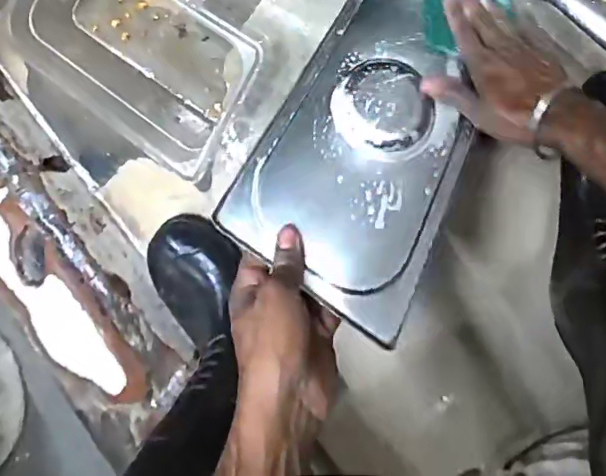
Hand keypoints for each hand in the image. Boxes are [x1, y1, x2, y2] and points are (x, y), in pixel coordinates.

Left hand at [224, 225, 338, 470]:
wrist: (292, 400)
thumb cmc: (272, 341)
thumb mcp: (275, 295)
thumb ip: (285, 264)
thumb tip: (288, 231)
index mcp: (250, 290)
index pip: (259, 252)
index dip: (274, 232)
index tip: (294, 206)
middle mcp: (271, 300)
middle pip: (289, 267)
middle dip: (305, 248)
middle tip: (326, 213)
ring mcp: (296, 317)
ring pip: (311, 285)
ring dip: (325, 269)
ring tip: (344, 231)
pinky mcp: (319, 332)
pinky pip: (330, 306)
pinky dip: (340, 294)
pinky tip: (355, 268)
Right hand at [420, 0, 574, 147]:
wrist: (561, 116)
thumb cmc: (515, 118)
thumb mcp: (480, 113)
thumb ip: (454, 94)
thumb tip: (424, 81)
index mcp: (481, 63)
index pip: (464, 34)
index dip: (455, 16)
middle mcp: (499, 49)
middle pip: (482, 21)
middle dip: (471, 2)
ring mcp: (522, 48)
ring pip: (504, 21)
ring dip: (492, 6)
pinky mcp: (542, 51)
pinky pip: (528, 29)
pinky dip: (521, 18)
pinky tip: (519, 11)